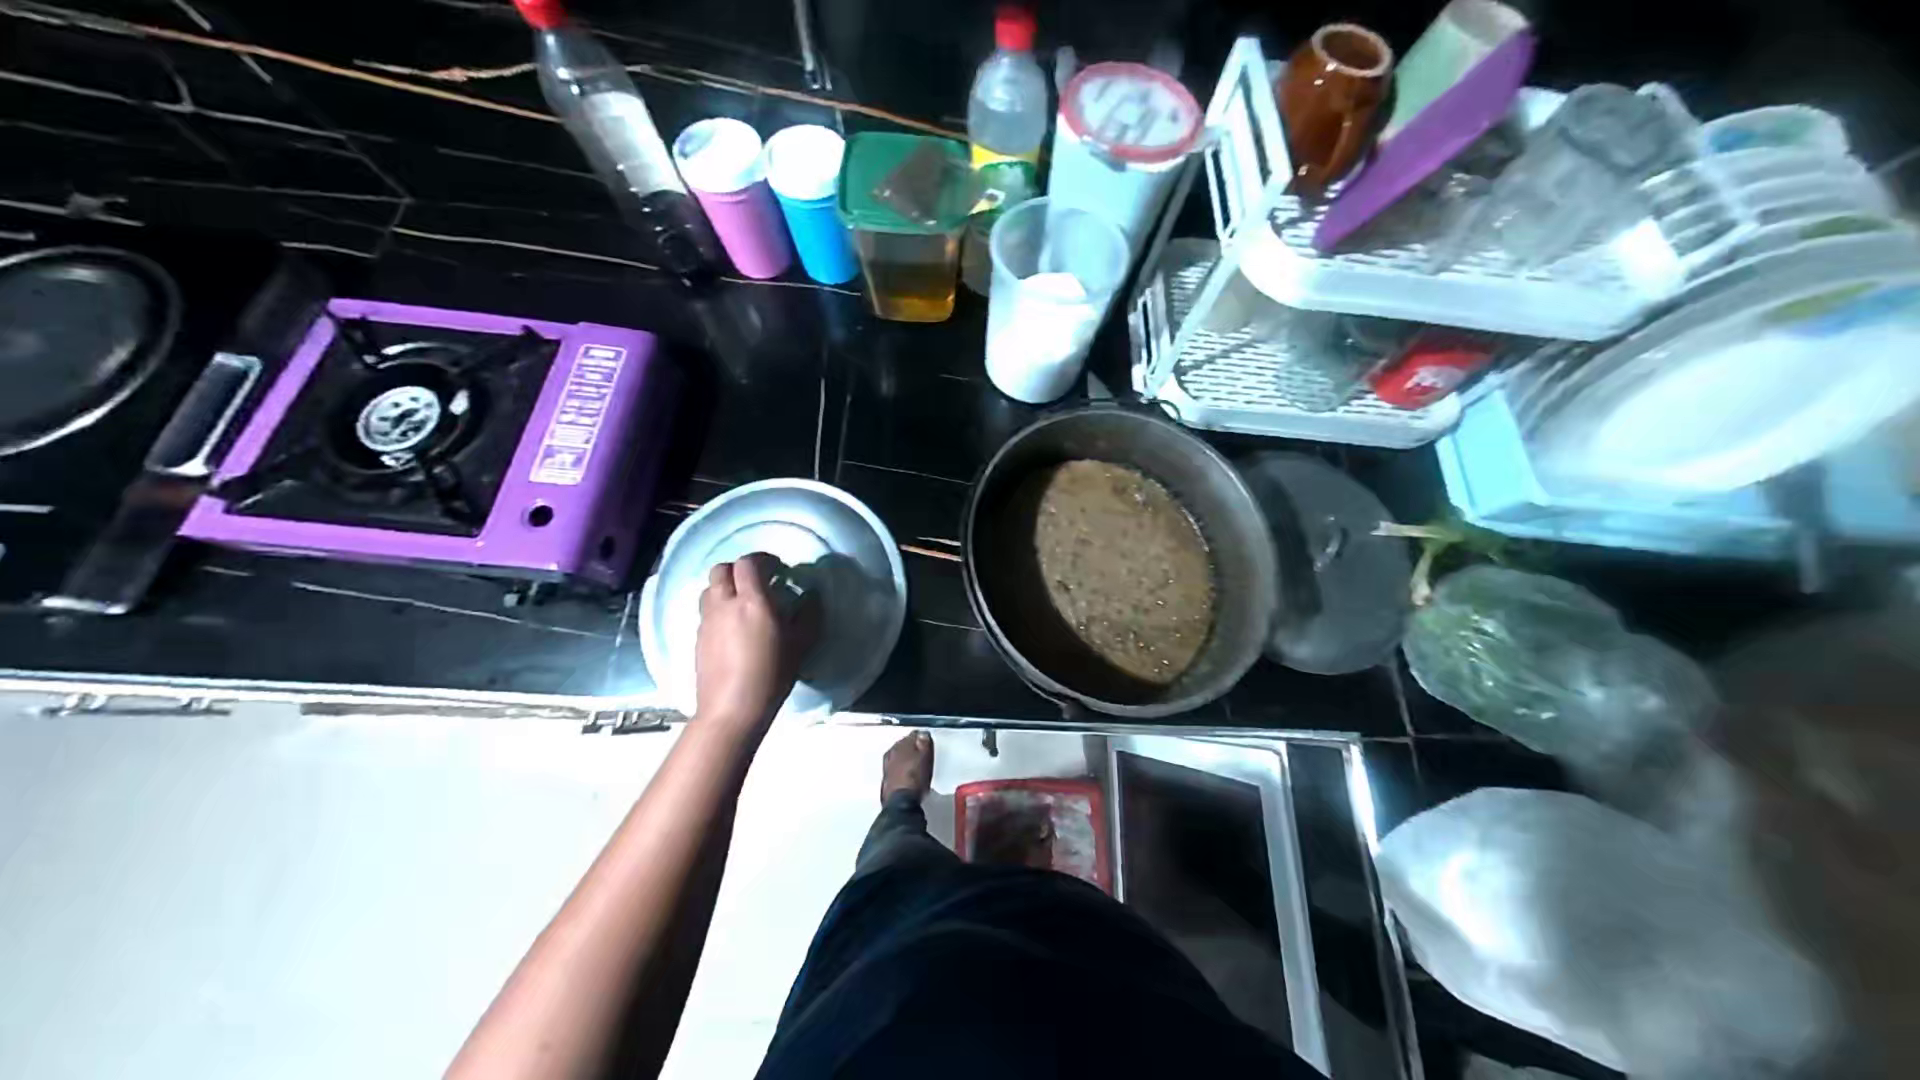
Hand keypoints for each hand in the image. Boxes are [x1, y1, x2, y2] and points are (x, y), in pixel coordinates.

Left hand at [694, 553, 818, 734]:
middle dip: (740, 569)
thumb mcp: (800, 645)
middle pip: (722, 569)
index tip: (778, 569)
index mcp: (752, 601)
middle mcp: (725, 604)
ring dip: (726, 587)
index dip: (763, 560)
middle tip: (758, 581)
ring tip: (743, 602)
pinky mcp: (697, 637)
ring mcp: (707, 620)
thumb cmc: (771, 675)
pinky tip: (733, 627)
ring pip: (710, 588)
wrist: (732, 709)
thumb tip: (811, 596)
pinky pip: (706, 610)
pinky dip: (719, 607)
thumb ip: (808, 615)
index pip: (748, 563)